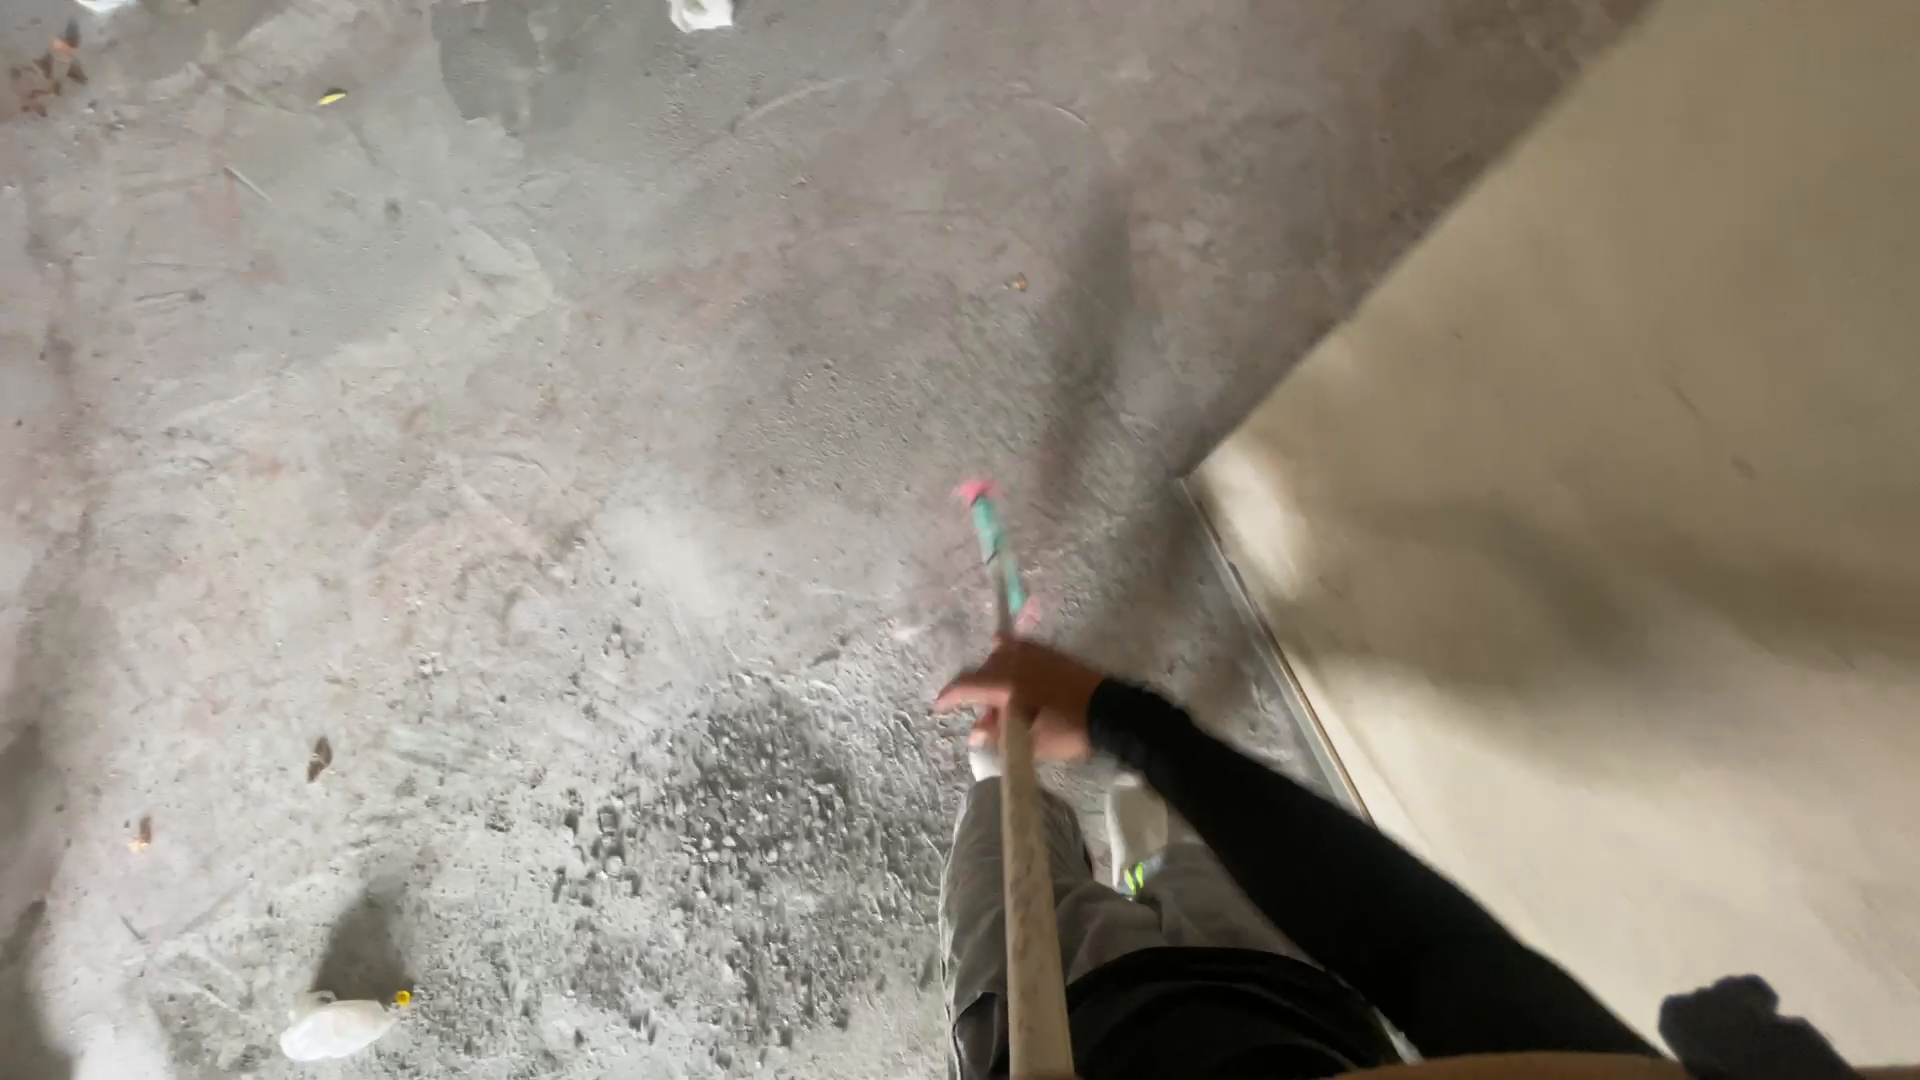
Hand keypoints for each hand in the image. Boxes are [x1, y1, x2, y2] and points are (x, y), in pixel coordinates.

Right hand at [935, 637, 1107, 761]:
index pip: (967, 686)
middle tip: (983, 720)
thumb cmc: (1070, 731)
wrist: (1111, 713)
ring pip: (1000, 657)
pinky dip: (1007, 652)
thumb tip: (975, 734)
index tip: (938, 708)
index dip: (950, 696)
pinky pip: (1019, 646)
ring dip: (992, 675)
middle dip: (975, 693)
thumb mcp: (1033, 743)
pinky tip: (1005, 654)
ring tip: (998, 698)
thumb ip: (999, 736)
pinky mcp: (1050, 653)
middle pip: (982, 672)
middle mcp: (1016, 663)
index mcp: (1009, 686)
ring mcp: (1034, 654)